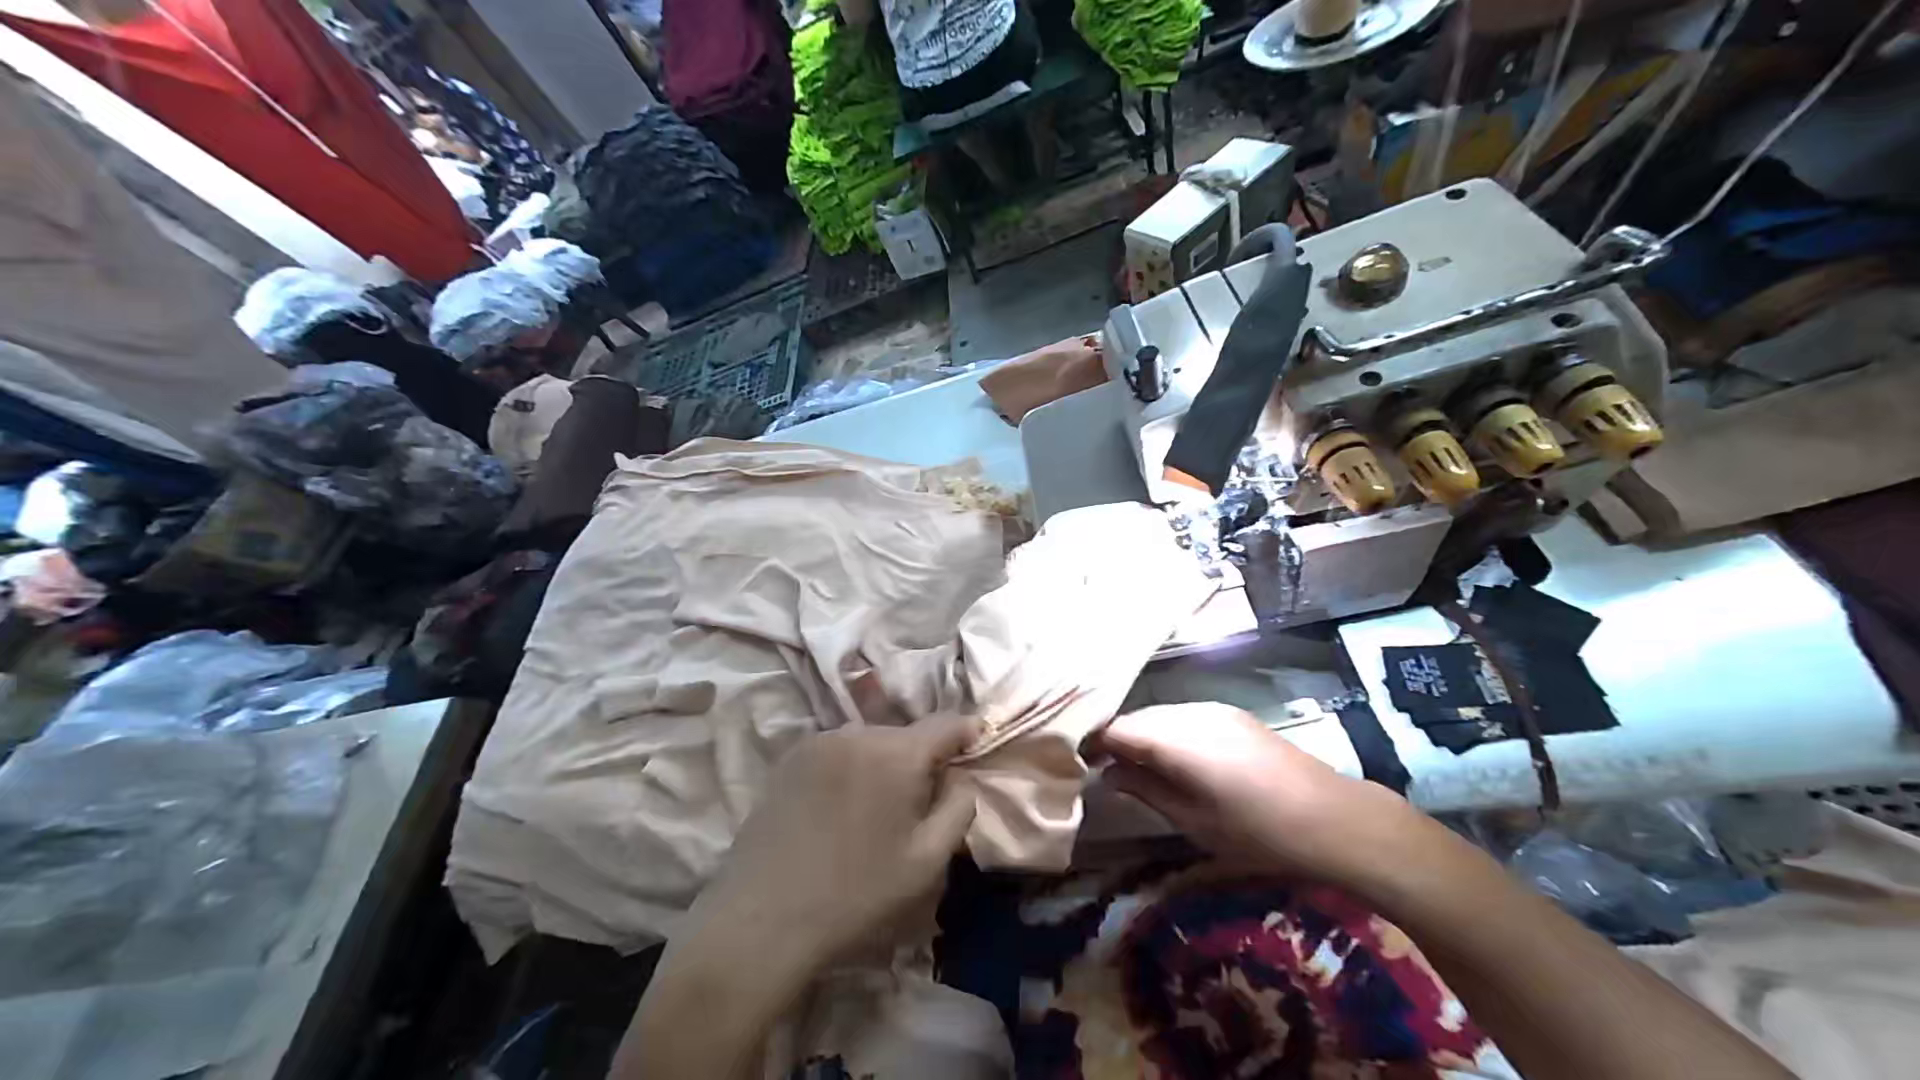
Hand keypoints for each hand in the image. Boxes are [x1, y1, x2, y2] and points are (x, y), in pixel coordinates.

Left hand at [693, 715, 979, 973]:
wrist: (762, 918)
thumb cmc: (856, 893)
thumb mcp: (928, 861)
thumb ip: (959, 807)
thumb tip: (960, 776)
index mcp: (896, 753)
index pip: (946, 723)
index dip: (967, 732)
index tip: (976, 745)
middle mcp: (857, 733)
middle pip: (905, 734)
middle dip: (921, 758)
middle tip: (922, 801)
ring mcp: (817, 742)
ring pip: (870, 741)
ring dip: (884, 763)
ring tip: (876, 810)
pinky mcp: (789, 758)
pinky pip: (838, 751)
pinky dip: (851, 768)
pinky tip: (840, 810)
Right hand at [1091, 703, 1439, 896]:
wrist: (1334, 819)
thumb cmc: (1258, 830)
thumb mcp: (1193, 820)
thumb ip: (1145, 789)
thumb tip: (1109, 773)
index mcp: (1178, 739)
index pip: (1116, 729)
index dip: (1090, 742)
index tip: (1073, 762)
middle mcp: (1191, 713)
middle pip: (1135, 717)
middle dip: (1112, 738)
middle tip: (1095, 767)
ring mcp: (1212, 709)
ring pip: (1158, 714)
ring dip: (1138, 734)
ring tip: (1127, 764)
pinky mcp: (1230, 714)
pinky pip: (1181, 716)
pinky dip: (1163, 732)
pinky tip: (1165, 757)